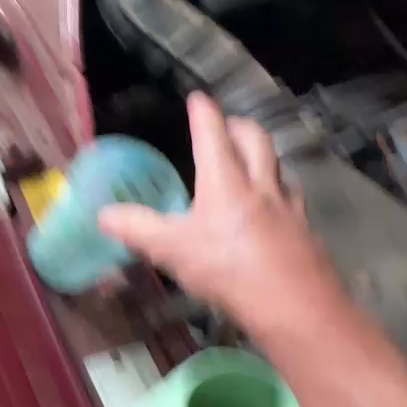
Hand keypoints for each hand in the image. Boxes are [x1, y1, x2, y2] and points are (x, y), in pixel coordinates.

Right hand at [98, 92, 340, 328]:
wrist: (296, 307)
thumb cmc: (228, 269)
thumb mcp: (170, 249)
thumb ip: (135, 228)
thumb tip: (103, 214)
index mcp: (225, 184)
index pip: (212, 137)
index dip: (204, 115)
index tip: (198, 99)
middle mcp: (261, 187)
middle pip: (256, 142)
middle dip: (240, 127)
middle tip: (227, 125)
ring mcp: (289, 209)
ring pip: (278, 169)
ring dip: (262, 158)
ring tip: (249, 164)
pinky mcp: (304, 234)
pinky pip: (291, 200)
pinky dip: (277, 193)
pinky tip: (271, 210)